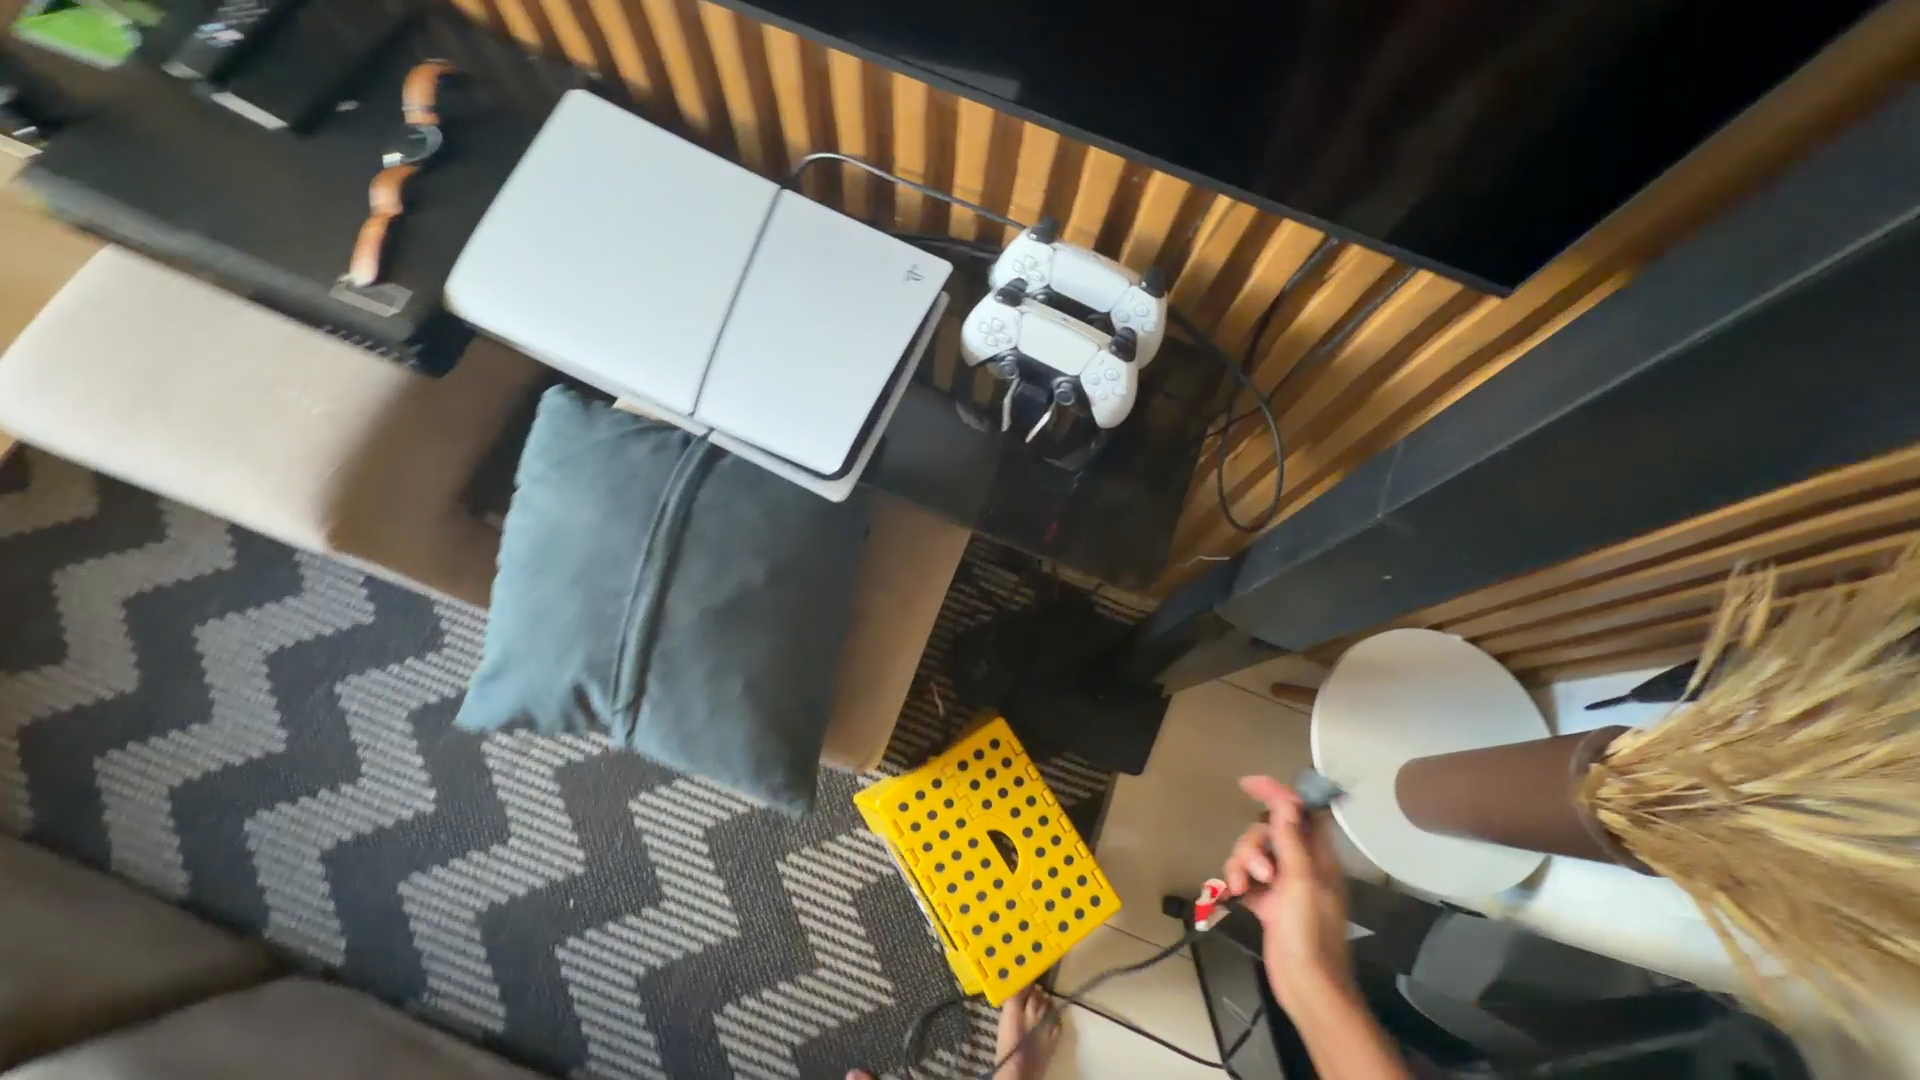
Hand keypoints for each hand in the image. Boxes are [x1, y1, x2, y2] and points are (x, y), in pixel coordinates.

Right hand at [1222, 775, 1354, 1012]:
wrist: (1307, 986)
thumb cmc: (1310, 934)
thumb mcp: (1301, 883)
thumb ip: (1291, 841)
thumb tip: (1286, 802)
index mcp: (1318, 858)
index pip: (1298, 813)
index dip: (1276, 794)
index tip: (1247, 783)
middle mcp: (1300, 866)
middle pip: (1267, 832)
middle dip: (1253, 845)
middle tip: (1258, 873)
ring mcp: (1282, 884)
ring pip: (1252, 854)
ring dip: (1241, 865)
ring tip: (1243, 888)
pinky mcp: (1266, 902)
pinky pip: (1244, 877)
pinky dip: (1235, 881)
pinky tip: (1232, 895)